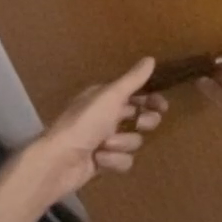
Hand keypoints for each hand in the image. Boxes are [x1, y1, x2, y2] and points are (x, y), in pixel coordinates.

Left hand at [20, 57, 166, 205]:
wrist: (58, 161)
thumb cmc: (84, 123)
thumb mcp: (111, 96)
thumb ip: (132, 80)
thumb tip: (150, 59)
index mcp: (105, 98)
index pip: (135, 93)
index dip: (151, 99)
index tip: (163, 106)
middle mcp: (106, 116)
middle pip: (140, 117)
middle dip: (144, 121)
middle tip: (140, 124)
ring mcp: (105, 141)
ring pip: (133, 141)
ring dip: (122, 143)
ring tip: (106, 145)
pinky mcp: (104, 162)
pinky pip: (124, 161)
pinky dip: (114, 161)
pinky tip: (100, 160)